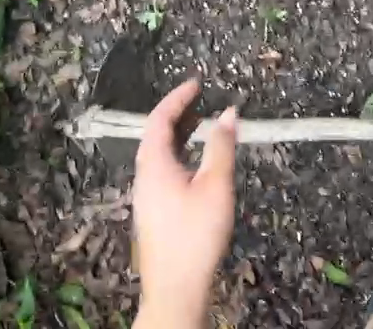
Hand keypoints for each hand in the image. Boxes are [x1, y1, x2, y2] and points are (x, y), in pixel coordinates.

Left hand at [132, 80, 238, 328]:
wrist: (175, 290)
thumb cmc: (196, 235)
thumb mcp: (216, 185)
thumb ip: (221, 146)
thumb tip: (228, 112)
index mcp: (154, 166)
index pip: (159, 120)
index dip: (176, 98)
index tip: (196, 83)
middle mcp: (144, 178)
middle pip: (155, 135)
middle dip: (177, 113)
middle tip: (199, 99)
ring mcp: (146, 197)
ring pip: (158, 154)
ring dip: (178, 134)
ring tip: (200, 124)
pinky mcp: (153, 212)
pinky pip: (161, 169)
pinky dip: (177, 153)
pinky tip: (195, 163)